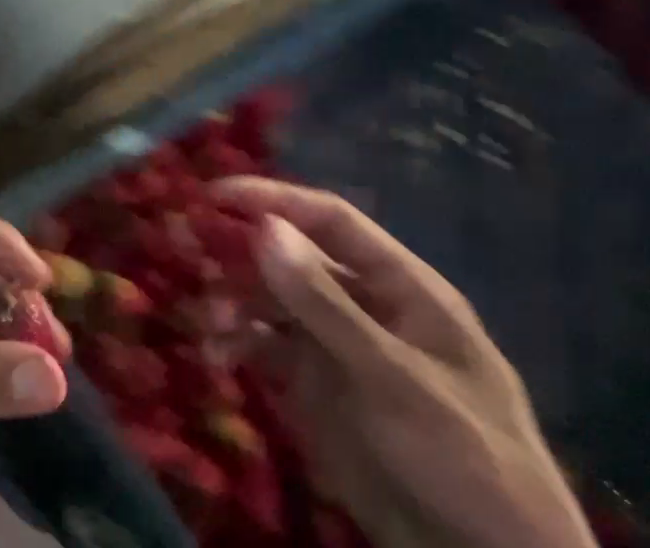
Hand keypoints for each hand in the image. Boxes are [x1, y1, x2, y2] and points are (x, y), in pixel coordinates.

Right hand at [221, 177, 595, 547]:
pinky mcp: (312, 384)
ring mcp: (335, 346)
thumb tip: (262, 227)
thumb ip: (323, 304)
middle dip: (239, 255)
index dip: (273, 200)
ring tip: (210, 326)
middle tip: (187, 254)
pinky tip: (218, 358)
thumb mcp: (393, 377)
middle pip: (289, 257)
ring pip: (267, 300)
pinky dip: (234, 344)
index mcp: (403, 290)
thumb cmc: (462, 454)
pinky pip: (261, 345)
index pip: (332, 222)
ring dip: (231, 303)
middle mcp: (364, 306)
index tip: (210, 195)